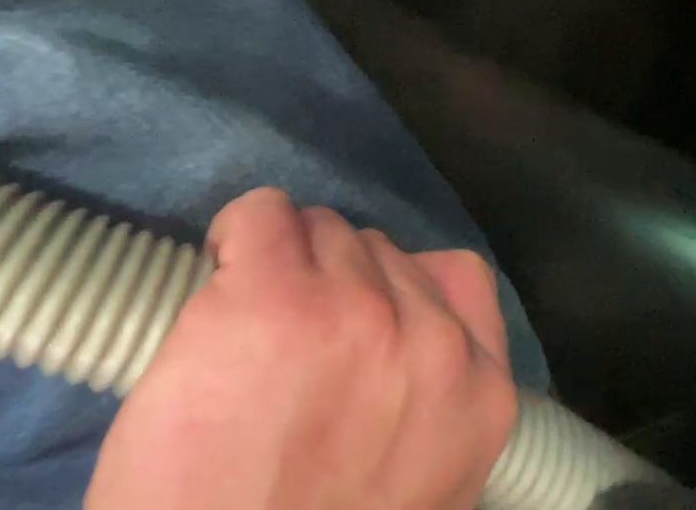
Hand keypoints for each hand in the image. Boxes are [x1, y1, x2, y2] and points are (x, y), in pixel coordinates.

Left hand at [85, 188, 516, 509]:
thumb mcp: (419, 480)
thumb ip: (430, 396)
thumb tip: (403, 316)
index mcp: (476, 390)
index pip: (454, 275)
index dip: (394, 292)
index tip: (351, 322)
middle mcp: (427, 340)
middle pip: (376, 249)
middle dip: (335, 283)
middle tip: (288, 347)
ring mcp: (352, 309)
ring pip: (320, 228)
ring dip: (286, 264)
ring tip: (248, 332)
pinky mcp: (271, 291)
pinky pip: (262, 213)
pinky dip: (239, 234)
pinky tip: (219, 277)